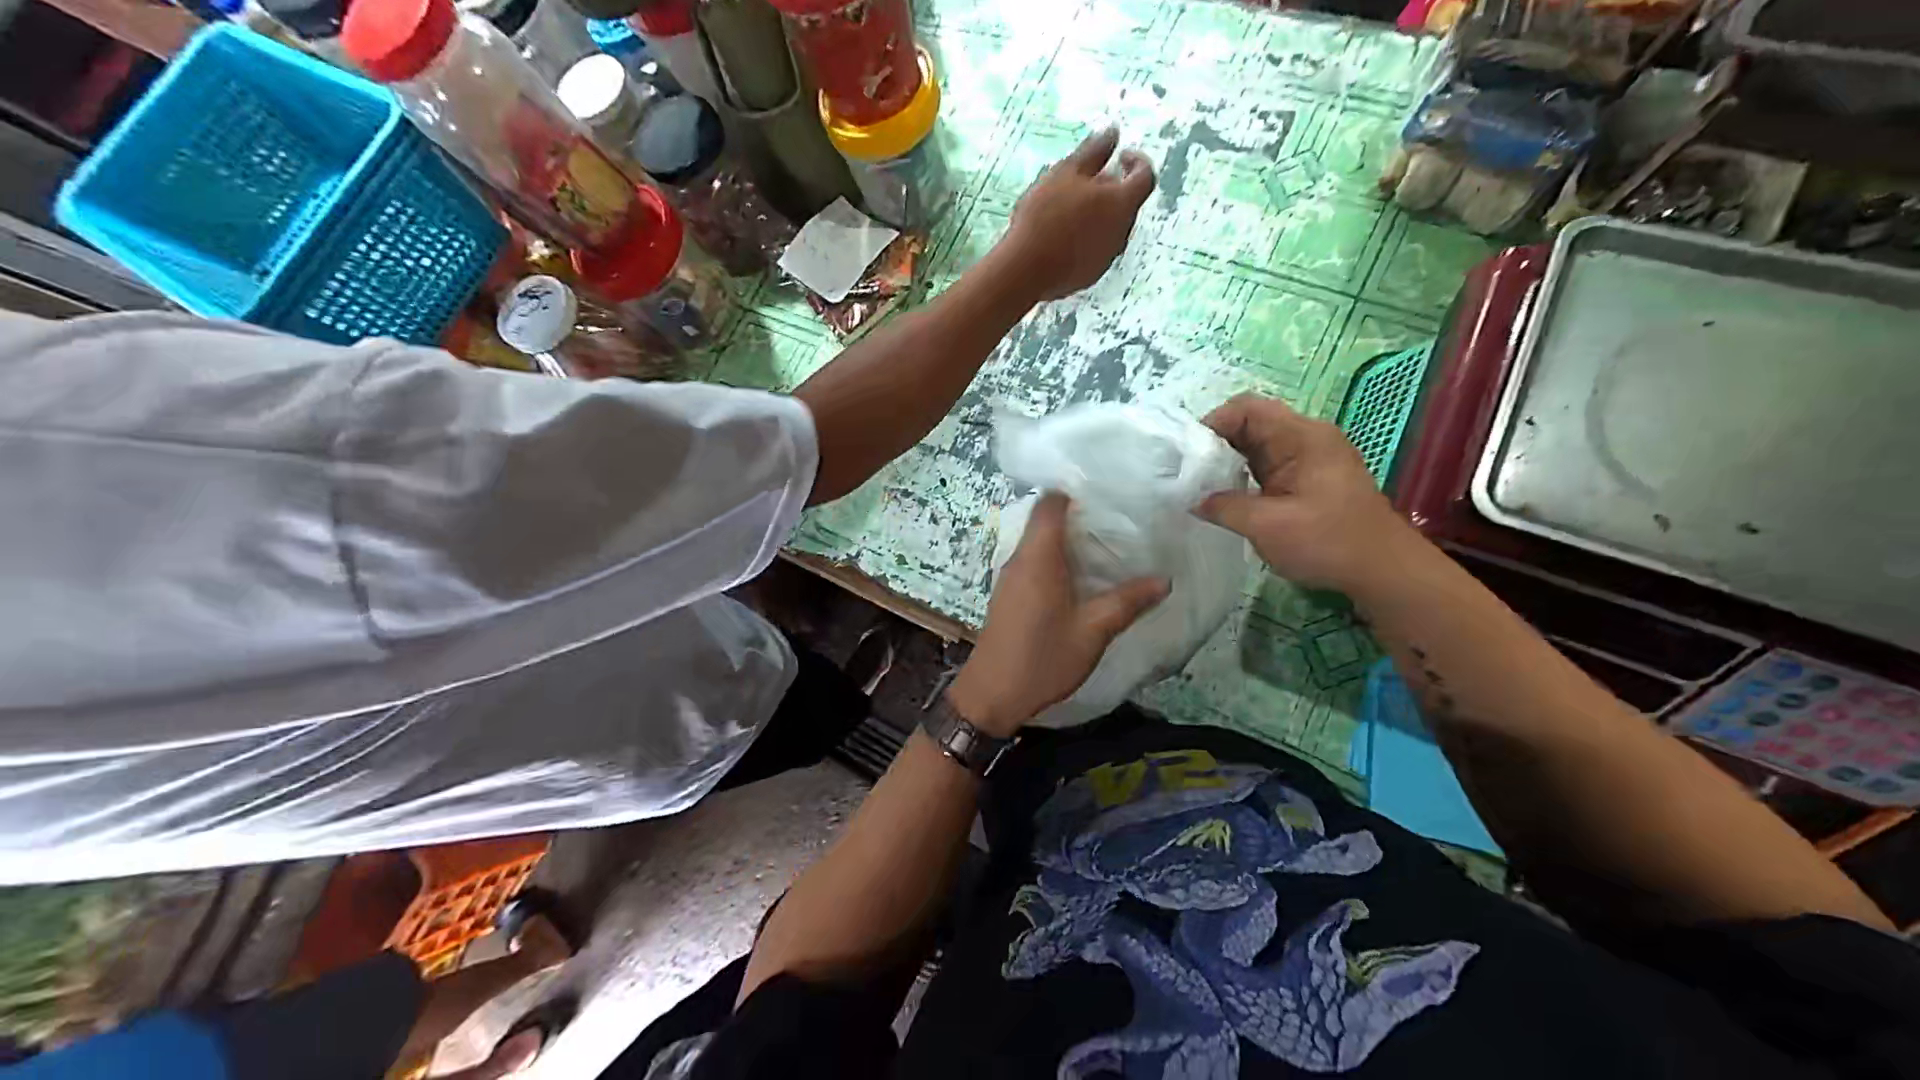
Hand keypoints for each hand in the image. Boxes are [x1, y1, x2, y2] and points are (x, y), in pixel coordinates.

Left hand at [948, 494, 1167, 735]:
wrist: (992, 694)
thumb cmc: (1042, 659)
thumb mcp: (1092, 632)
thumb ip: (1127, 602)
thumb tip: (1164, 580)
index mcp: (1038, 558)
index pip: (1050, 504)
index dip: (1075, 493)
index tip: (1108, 496)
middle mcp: (1019, 559)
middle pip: (1045, 521)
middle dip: (1079, 517)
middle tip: (1119, 522)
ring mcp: (1010, 578)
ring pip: (1039, 543)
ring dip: (1068, 541)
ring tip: (1107, 547)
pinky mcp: (1009, 595)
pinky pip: (1034, 563)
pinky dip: (1057, 561)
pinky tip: (1082, 579)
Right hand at [1000, 128, 1155, 301]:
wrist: (1027, 269)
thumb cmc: (1046, 214)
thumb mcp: (1066, 172)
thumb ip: (1094, 151)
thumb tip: (1113, 132)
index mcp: (1122, 203)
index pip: (1145, 177)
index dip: (1138, 162)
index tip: (1121, 156)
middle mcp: (1122, 232)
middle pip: (1126, 205)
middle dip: (1111, 190)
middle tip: (1084, 183)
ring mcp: (1107, 258)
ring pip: (1110, 229)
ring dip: (1098, 216)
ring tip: (1068, 210)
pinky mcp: (1090, 275)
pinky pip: (1095, 251)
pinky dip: (1086, 239)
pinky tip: (1061, 237)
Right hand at [1194, 394, 1419, 592]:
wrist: (1382, 571)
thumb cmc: (1328, 543)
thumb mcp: (1267, 526)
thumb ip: (1223, 507)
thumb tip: (1191, 499)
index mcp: (1301, 437)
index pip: (1245, 409)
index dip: (1211, 424)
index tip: (1186, 456)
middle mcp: (1305, 438)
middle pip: (1249, 423)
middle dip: (1214, 444)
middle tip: (1186, 472)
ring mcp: (1307, 458)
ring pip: (1255, 445)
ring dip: (1226, 461)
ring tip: (1199, 485)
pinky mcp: (1306, 478)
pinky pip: (1265, 464)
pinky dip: (1241, 474)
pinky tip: (1224, 495)